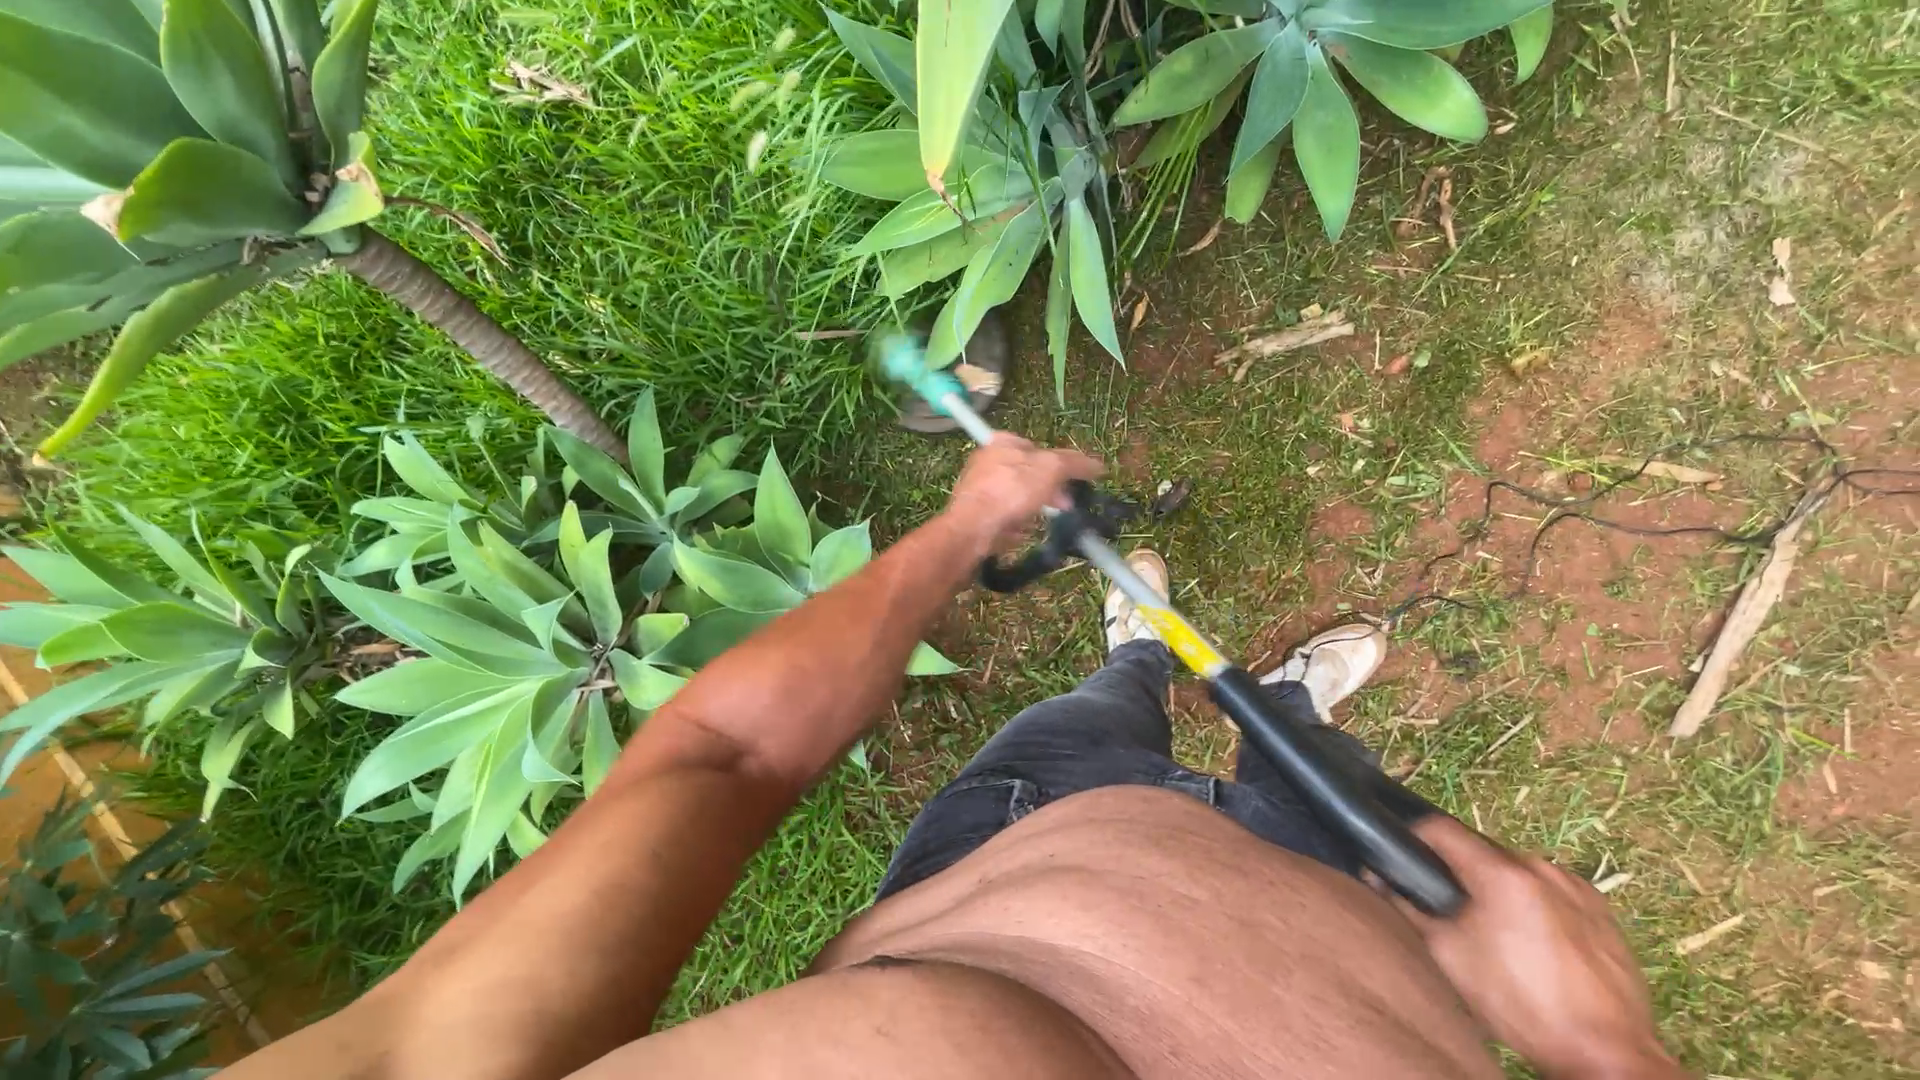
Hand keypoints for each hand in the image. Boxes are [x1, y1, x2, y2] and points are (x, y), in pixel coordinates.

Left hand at [941, 434, 1103, 556]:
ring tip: (1049, 521)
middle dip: (1050, 490)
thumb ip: (1074, 463)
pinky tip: (1025, 532)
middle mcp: (988, 461)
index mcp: (1003, 442)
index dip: (1059, 463)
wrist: (973, 528)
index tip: (1073, 481)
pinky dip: (1017, 524)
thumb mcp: (1050, 468)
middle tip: (1067, 505)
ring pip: (1018, 497)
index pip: (1038, 447)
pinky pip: (1005, 517)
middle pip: (1029, 474)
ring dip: (1035, 509)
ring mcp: (980, 489)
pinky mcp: (977, 514)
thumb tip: (1097, 465)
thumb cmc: (1011, 490)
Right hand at [1390, 816, 1685, 1079]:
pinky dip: (1534, 905)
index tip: (1403, 856)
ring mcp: (1576, 887)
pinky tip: (1536, 945)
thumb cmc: (1519, 1003)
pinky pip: (1551, 891)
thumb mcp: (1448, 954)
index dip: (1414, 837)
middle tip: (1452, 911)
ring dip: (1499, 889)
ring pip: (1517, 872)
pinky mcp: (1602, 909)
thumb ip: (1407, 907)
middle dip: (1461, 873)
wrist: (1605, 1054)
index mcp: (1502, 872)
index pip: (1440, 828)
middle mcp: (1541, 867)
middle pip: (1481, 852)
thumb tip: (1375, 877)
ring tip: (1497, 934)